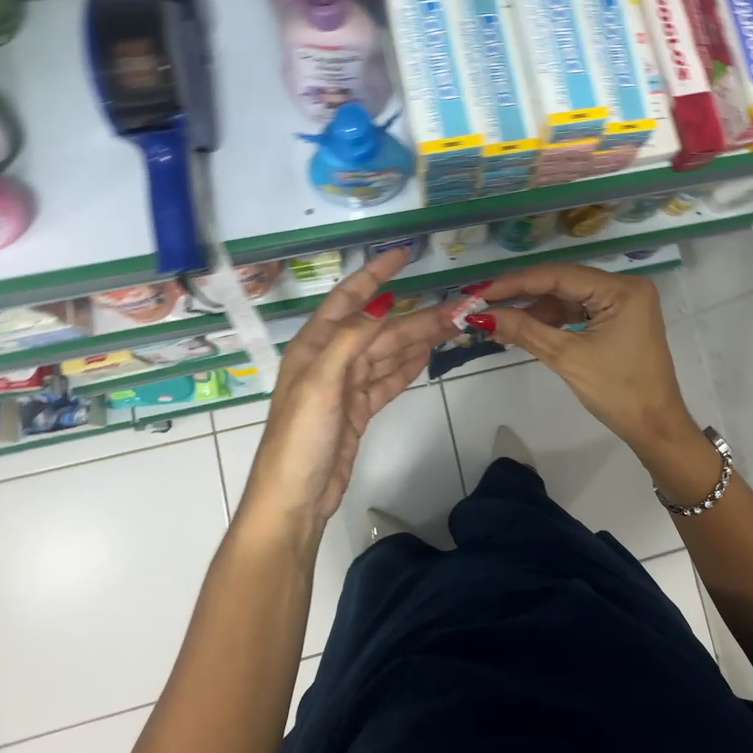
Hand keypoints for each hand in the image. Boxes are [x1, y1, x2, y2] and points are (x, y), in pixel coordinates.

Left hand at [240, 249, 454, 535]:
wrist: (294, 498)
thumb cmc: (299, 438)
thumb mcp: (320, 383)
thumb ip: (351, 340)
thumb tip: (382, 302)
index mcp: (315, 346)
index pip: (349, 299)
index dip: (375, 274)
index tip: (404, 254)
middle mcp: (330, 360)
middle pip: (380, 329)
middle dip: (416, 316)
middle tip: (458, 306)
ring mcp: (346, 386)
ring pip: (388, 354)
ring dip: (419, 339)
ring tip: (454, 325)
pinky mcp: (358, 410)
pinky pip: (387, 379)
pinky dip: (408, 367)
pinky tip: (428, 354)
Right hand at [477, 264, 700, 457]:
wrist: (655, 427)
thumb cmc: (618, 392)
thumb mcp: (568, 358)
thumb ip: (525, 330)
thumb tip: (484, 317)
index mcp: (622, 290)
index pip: (559, 275)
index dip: (517, 283)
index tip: (482, 293)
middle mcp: (626, 287)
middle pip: (563, 282)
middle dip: (523, 296)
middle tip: (485, 305)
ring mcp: (624, 303)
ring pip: (569, 297)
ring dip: (536, 310)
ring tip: (499, 324)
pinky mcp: (619, 319)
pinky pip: (579, 311)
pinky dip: (553, 320)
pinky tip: (525, 329)